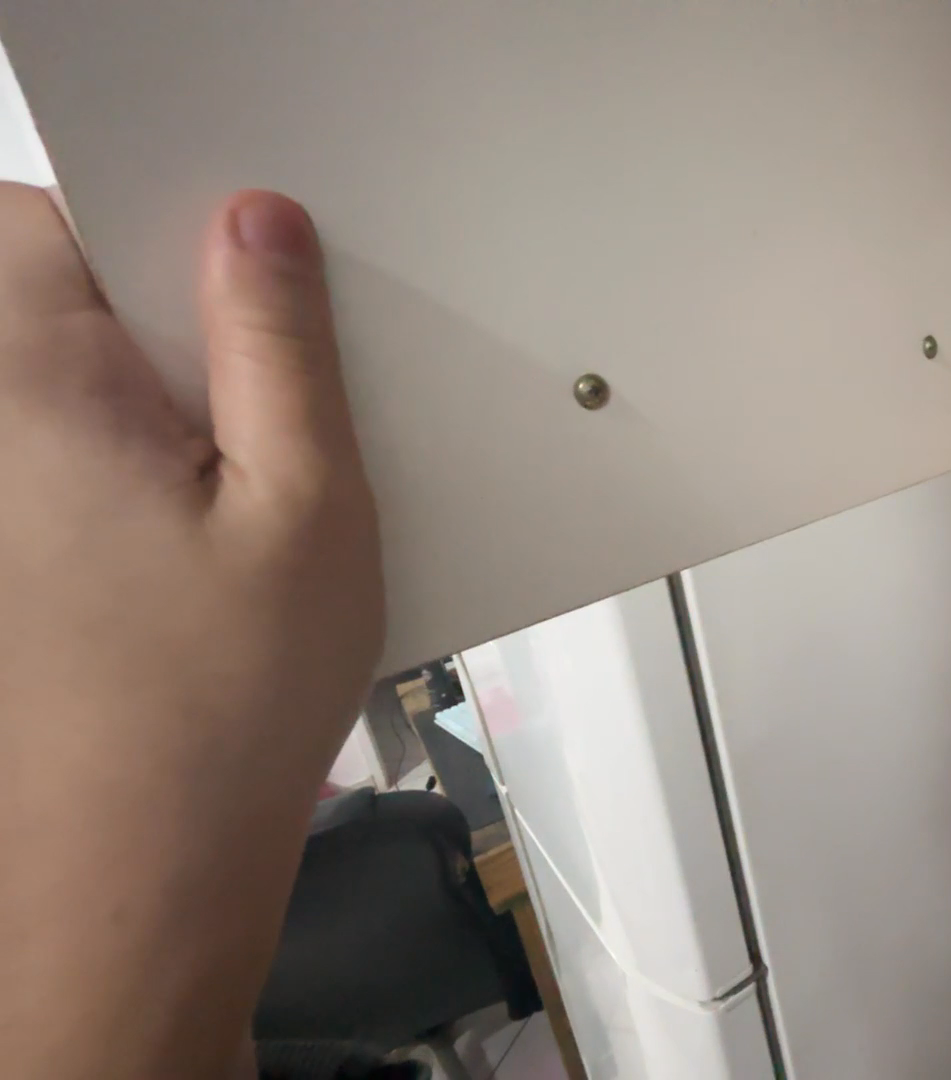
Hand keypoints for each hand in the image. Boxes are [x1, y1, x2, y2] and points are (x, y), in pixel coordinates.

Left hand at [0, 183, 382, 1077]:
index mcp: (21, 385)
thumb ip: (284, 354)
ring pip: (73, 380)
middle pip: (56, 295)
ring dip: (166, 405)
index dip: (175, 246)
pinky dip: (139, 462)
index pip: (57, 219)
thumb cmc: (227, 687)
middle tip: (267, 426)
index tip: (263, 306)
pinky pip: (64, 451)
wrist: (130, 849)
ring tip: (237, 494)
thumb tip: (263, 223)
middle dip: (177, 334)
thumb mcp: (309, 504)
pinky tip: (197, 532)